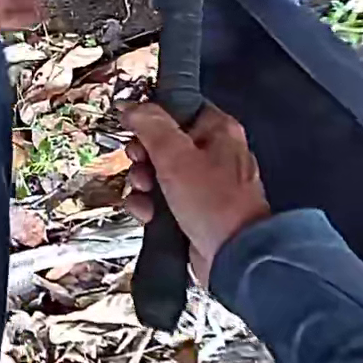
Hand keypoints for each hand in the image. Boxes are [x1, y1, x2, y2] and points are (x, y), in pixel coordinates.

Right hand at [122, 102, 271, 277]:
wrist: (233, 257)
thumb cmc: (213, 202)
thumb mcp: (175, 156)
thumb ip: (150, 126)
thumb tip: (129, 105)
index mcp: (217, 131)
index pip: (177, 108)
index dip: (151, 116)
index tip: (132, 125)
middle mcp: (212, 154)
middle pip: (161, 141)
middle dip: (141, 155)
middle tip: (139, 162)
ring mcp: (201, 183)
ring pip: (156, 171)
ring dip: (141, 182)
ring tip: (144, 193)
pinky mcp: (191, 208)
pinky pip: (159, 198)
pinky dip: (148, 205)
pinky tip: (148, 213)